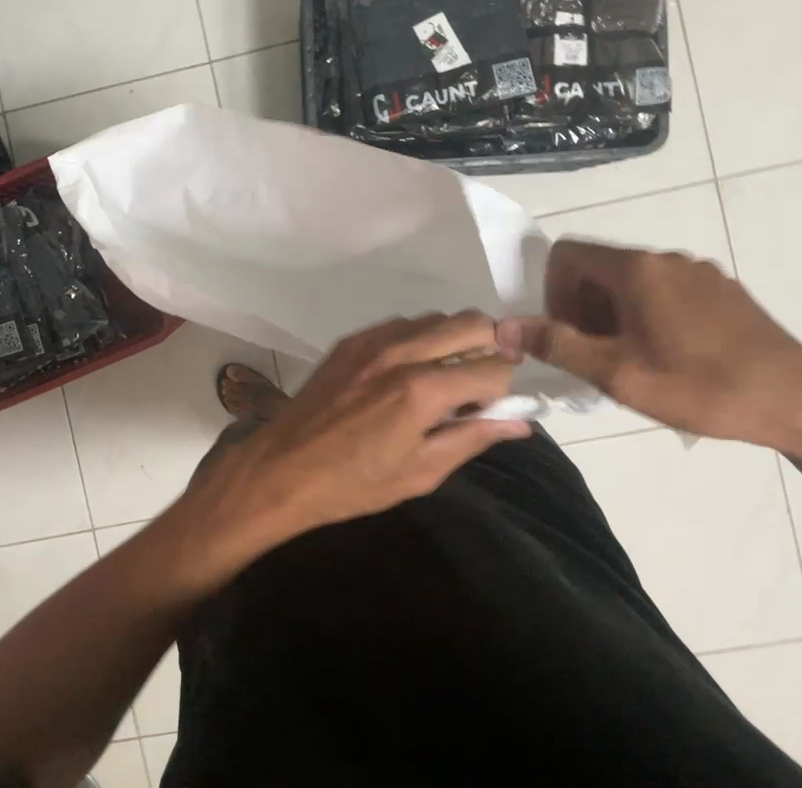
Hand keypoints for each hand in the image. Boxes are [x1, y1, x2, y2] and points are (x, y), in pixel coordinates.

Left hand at [184, 311, 532, 547]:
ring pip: (436, 319)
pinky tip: (406, 371)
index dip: (502, 391)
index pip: (494, 368)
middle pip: (472, 323)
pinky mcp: (350, 341)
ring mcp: (372, 341)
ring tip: (442, 379)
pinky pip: (401, 324)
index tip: (490, 410)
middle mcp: (401, 352)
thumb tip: (520, 422)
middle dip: (489, 348)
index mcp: (422, 390)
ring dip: (453, 341)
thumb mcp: (421, 472)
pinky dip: (417, 339)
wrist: (281, 468)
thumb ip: (472, 438)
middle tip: (479, 383)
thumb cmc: (354, 483)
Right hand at [517, 239, 801, 458]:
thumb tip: (502, 326)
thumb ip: (556, 345)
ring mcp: (702, 274)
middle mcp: (668, 259)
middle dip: (580, 308)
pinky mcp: (726, 293)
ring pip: (633, 282)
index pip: (566, 254)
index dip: (551, 292)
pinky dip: (647, 317)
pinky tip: (669, 360)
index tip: (564, 336)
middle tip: (593, 357)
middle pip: (599, 268)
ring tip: (630, 364)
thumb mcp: (617, 374)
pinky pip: (666, 293)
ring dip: (613, 316)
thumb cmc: (703, 388)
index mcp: (638, 269)